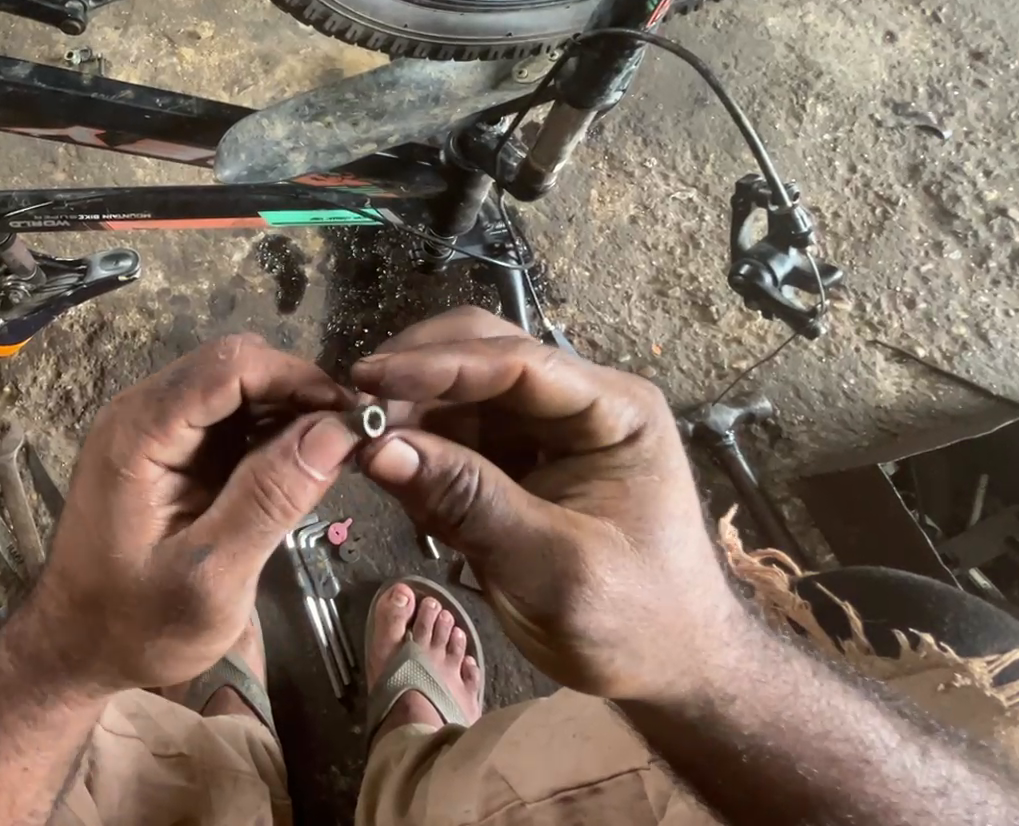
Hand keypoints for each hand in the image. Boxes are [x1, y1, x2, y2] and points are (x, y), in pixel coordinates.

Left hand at [20, 334, 359, 693]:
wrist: (77, 648)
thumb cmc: (135, 625)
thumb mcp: (211, 577)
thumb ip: (270, 499)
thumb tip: (336, 432)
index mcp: (138, 432)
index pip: (227, 366)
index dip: (295, 378)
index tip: (351, 415)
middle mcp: (141, 412)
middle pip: (232, 366)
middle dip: (295, 391)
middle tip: (349, 437)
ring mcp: (152, 426)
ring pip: (233, 385)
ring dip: (286, 408)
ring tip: (333, 452)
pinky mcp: (167, 446)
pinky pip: (226, 416)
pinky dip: (267, 429)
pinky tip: (296, 464)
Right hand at [352, 307, 749, 702]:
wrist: (663, 668)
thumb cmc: (632, 621)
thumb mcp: (553, 568)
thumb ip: (469, 502)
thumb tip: (379, 448)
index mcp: (612, 411)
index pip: (516, 364)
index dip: (438, 365)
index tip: (366, 378)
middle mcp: (572, 401)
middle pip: (480, 350)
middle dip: (414, 372)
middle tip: (355, 409)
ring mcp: (535, 425)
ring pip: (451, 385)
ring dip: (405, 408)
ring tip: (365, 446)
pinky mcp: (505, 453)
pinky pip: (444, 427)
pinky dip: (412, 442)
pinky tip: (396, 472)